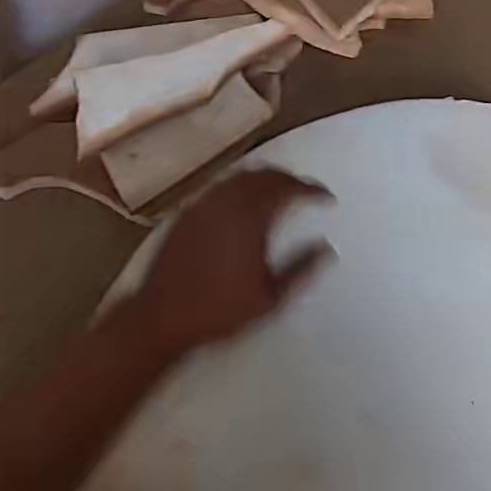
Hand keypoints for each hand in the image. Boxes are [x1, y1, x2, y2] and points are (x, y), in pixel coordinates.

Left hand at [122, 170, 334, 356]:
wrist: (162, 315)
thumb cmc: (220, 311)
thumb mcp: (270, 298)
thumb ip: (301, 268)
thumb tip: (327, 248)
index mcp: (250, 217)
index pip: (287, 188)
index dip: (311, 189)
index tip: (327, 197)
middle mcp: (227, 201)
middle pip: (264, 174)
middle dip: (289, 178)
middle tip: (306, 191)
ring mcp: (204, 203)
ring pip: (240, 176)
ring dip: (264, 178)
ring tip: (280, 191)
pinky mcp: (187, 211)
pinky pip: (221, 185)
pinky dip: (241, 185)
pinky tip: (245, 202)